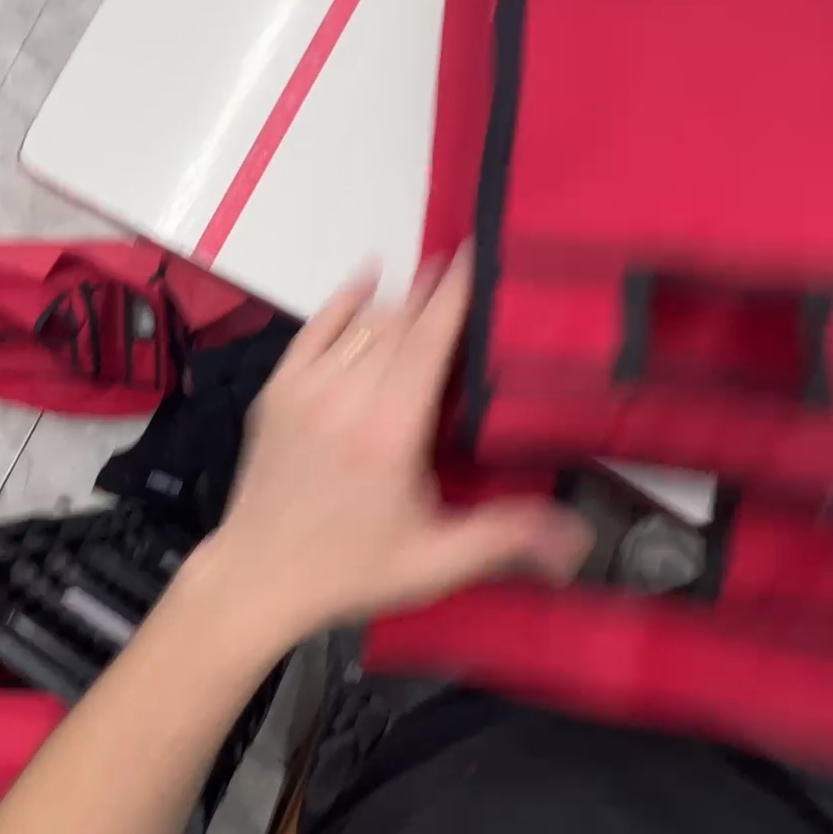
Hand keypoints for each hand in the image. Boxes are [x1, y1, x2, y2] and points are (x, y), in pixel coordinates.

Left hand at [178, 250, 592, 651]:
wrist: (258, 573)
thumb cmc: (346, 568)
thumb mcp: (431, 562)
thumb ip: (502, 537)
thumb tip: (574, 536)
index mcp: (387, 434)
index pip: (428, 344)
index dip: (454, 297)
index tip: (475, 259)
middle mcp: (344, 400)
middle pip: (398, 325)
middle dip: (433, 293)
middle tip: (463, 270)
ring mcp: (305, 391)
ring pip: (361, 325)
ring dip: (398, 300)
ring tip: (429, 279)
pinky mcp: (277, 392)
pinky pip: (314, 329)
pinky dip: (342, 300)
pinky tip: (366, 276)